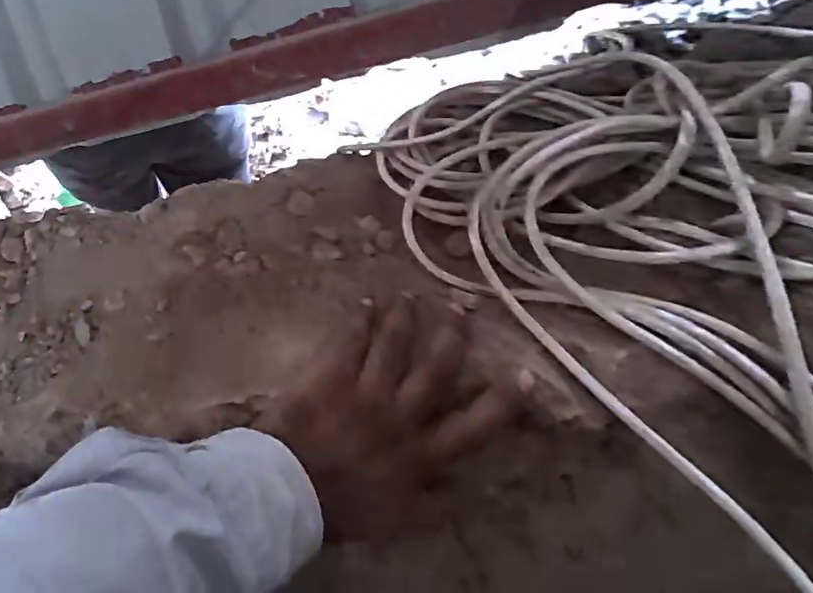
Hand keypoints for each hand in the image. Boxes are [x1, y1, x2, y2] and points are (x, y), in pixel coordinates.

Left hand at [257, 297, 521, 541]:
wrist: (287, 495)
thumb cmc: (342, 509)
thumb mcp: (394, 516)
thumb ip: (427, 495)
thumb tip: (459, 485)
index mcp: (420, 455)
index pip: (473, 427)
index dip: (502, 401)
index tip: (525, 374)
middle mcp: (401, 417)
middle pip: (436, 369)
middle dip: (452, 336)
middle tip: (461, 307)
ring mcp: (367, 391)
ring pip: (395, 343)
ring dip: (405, 316)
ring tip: (410, 296)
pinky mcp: (334, 374)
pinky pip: (353, 338)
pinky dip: (362, 317)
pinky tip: (367, 302)